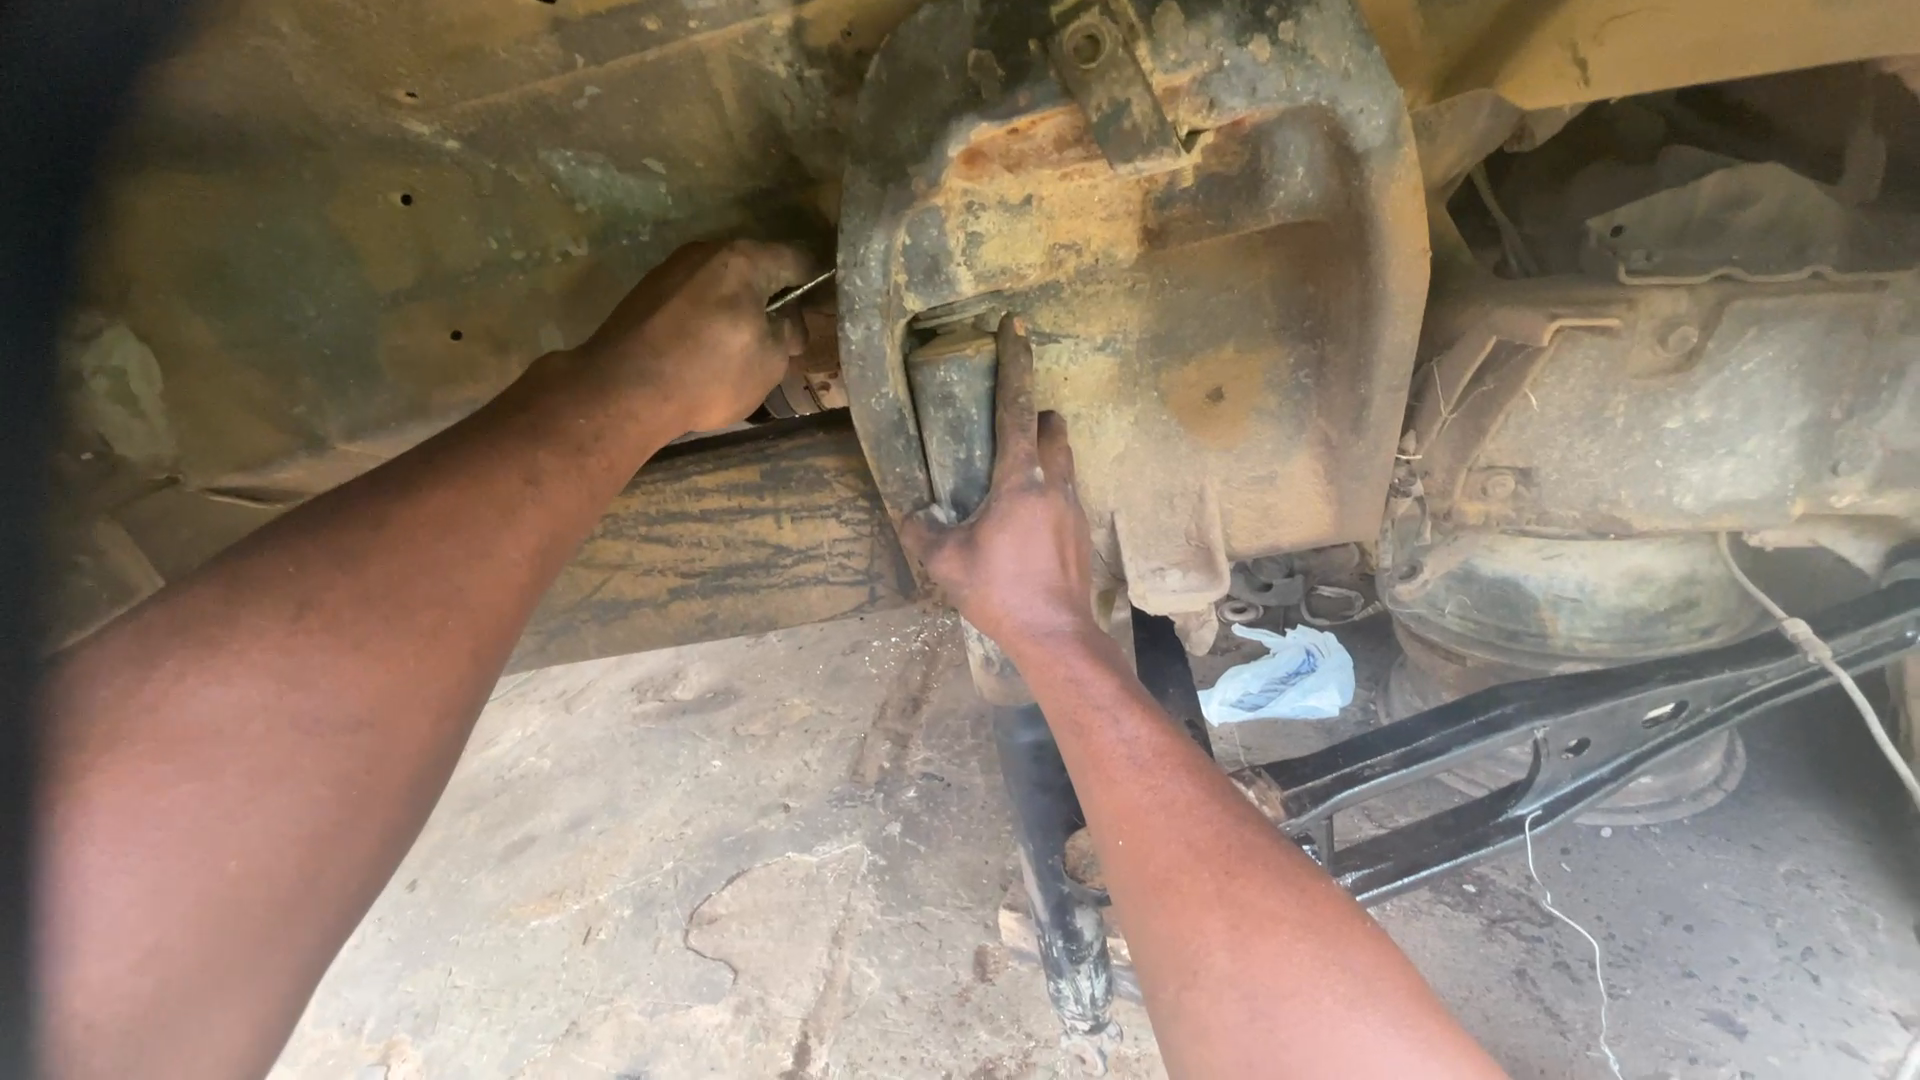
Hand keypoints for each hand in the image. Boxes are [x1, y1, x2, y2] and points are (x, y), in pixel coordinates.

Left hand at [575, 239, 815, 432]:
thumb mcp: (770, 361)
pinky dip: (713, 317)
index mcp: (744, 259)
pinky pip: (697, 298)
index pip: (800, 258)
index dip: (820, 284)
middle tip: (787, 340)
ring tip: (747, 349)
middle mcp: (707, 251)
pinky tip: (711, 350)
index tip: (827, 311)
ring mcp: (673, 268)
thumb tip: (787, 324)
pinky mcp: (648, 292)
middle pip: (759, 268)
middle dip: (778, 299)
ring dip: (743, 308)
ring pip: (725, 283)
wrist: (624, 390)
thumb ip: (787, 334)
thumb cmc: (710, 373)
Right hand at [899, 316, 1096, 652]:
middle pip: (1053, 426)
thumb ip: (921, 529)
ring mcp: (1074, 507)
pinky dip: (1049, 488)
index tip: (1016, 326)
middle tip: (1006, 428)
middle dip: (1034, 415)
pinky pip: (1066, 491)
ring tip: (1012, 479)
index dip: (1015, 363)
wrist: (1055, 633)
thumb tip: (910, 511)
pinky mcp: (1082, 531)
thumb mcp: (945, 561)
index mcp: (1020, 479)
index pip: (1017, 407)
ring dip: (1044, 452)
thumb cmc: (999, 591)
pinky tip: (1026, 521)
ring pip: (1064, 460)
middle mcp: (1054, 483)